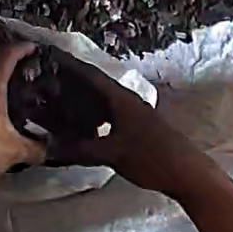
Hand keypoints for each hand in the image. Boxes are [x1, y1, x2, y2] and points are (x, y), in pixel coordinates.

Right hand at [43, 49, 228, 202]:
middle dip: (69, 81)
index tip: (47, 55)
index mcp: (120, 98)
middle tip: (42, 80)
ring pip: (99, 100)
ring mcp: (132, 114)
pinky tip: (77, 124)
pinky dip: (89, 114)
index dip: (68, 64)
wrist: (190, 176)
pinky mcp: (135, 127)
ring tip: (54, 100)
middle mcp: (126, 101)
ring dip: (79, 99)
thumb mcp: (111, 154)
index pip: (89, 74)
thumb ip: (79, 149)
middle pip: (93, 85)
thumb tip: (48, 147)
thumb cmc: (152, 158)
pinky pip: (105, 113)